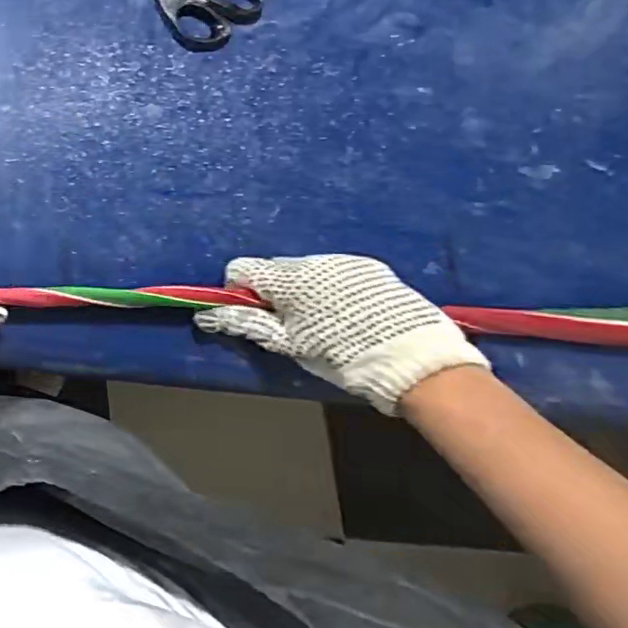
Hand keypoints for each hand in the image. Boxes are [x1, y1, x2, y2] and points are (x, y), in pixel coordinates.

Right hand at [193, 254, 487, 414]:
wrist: (421, 365)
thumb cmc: (341, 354)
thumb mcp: (287, 343)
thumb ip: (244, 322)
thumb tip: (205, 315)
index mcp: (288, 278)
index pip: (241, 269)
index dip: (241, 292)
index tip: (258, 315)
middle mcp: (315, 262)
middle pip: (274, 269)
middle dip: (275, 290)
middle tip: (291, 322)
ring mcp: (349, 264)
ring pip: (306, 271)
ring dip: (305, 289)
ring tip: (324, 319)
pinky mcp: (376, 271)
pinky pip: (337, 273)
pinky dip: (332, 289)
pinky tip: (349, 313)